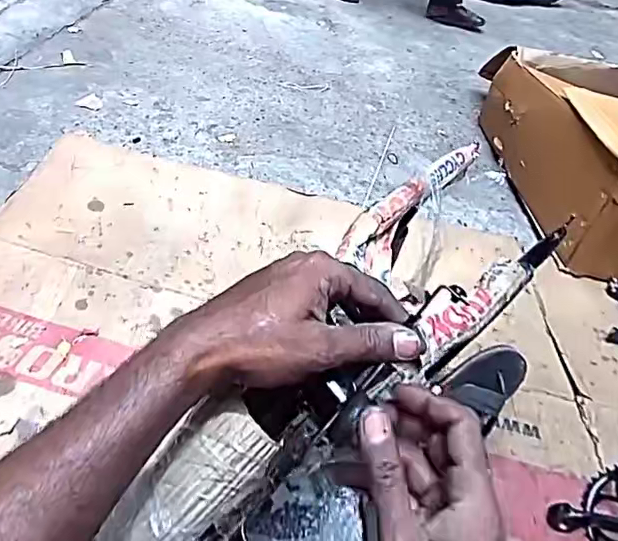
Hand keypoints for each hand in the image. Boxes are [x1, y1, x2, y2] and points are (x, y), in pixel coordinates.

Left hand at [162, 251, 419, 392]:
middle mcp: (303, 264)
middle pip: (353, 291)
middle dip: (374, 321)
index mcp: (319, 267)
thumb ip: (367, 343)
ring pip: (333, 299)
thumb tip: (404, 341)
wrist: (206, 347)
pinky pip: (313, 303)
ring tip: (365, 354)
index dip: (396, 318)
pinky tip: (330, 347)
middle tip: (392, 349)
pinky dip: (328, 323)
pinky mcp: (274, 293)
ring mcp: (286, 276)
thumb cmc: (253, 342)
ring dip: (350, 324)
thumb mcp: (321, 347)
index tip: (411, 340)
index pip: (373, 289)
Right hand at [352, 386, 504, 540]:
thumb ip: (386, 471)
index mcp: (478, 498)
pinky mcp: (444, 534)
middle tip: (373, 413)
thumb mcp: (401, 529)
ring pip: (427, 467)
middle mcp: (475, 505)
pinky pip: (420, 492)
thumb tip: (373, 419)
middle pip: (442, 442)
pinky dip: (396, 477)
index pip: (461, 422)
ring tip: (365, 439)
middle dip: (404, 423)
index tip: (397, 391)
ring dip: (394, 450)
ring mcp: (460, 521)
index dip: (427, 400)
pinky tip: (370, 471)